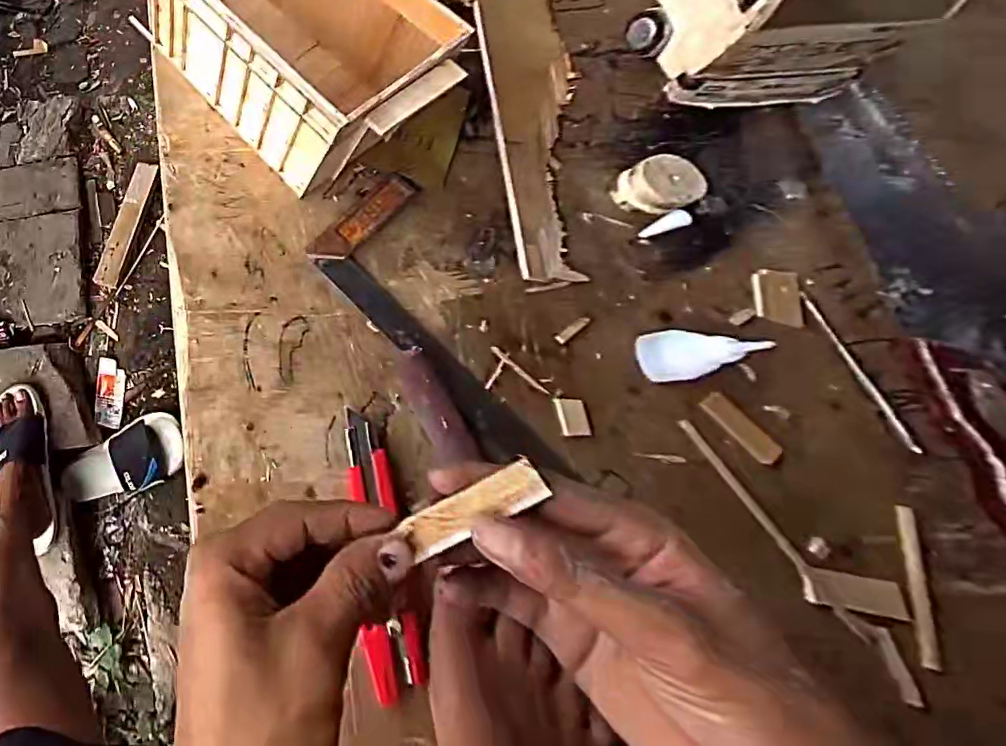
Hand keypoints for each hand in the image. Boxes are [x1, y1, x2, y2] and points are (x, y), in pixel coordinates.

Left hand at [175, 501, 413, 745]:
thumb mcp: (310, 646)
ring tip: (400, 582)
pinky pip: (296, 597)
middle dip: (352, 547)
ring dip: (349, 573)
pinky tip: (375, 606)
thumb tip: (389, 546)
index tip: (397, 523)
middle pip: (296, 540)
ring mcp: (234, 598)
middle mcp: (223, 568)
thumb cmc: (259, 723)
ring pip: (300, 569)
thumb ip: (349, 586)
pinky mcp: (250, 628)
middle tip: (406, 555)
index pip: (291, 518)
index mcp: (222, 558)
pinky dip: (336, 599)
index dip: (346, 518)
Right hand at [430, 464, 876, 745]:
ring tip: (422, 553)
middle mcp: (597, 555)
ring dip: (462, 553)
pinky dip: (473, 591)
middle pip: (517, 521)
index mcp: (633, 536)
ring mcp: (578, 594)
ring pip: (504, 557)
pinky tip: (448, 590)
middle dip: (467, 516)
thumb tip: (493, 528)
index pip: (547, 494)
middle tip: (421, 520)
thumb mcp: (670, 634)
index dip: (491, 482)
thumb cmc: (762, 703)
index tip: (442, 480)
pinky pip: (507, 599)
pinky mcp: (565, 633)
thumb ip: (578, 579)